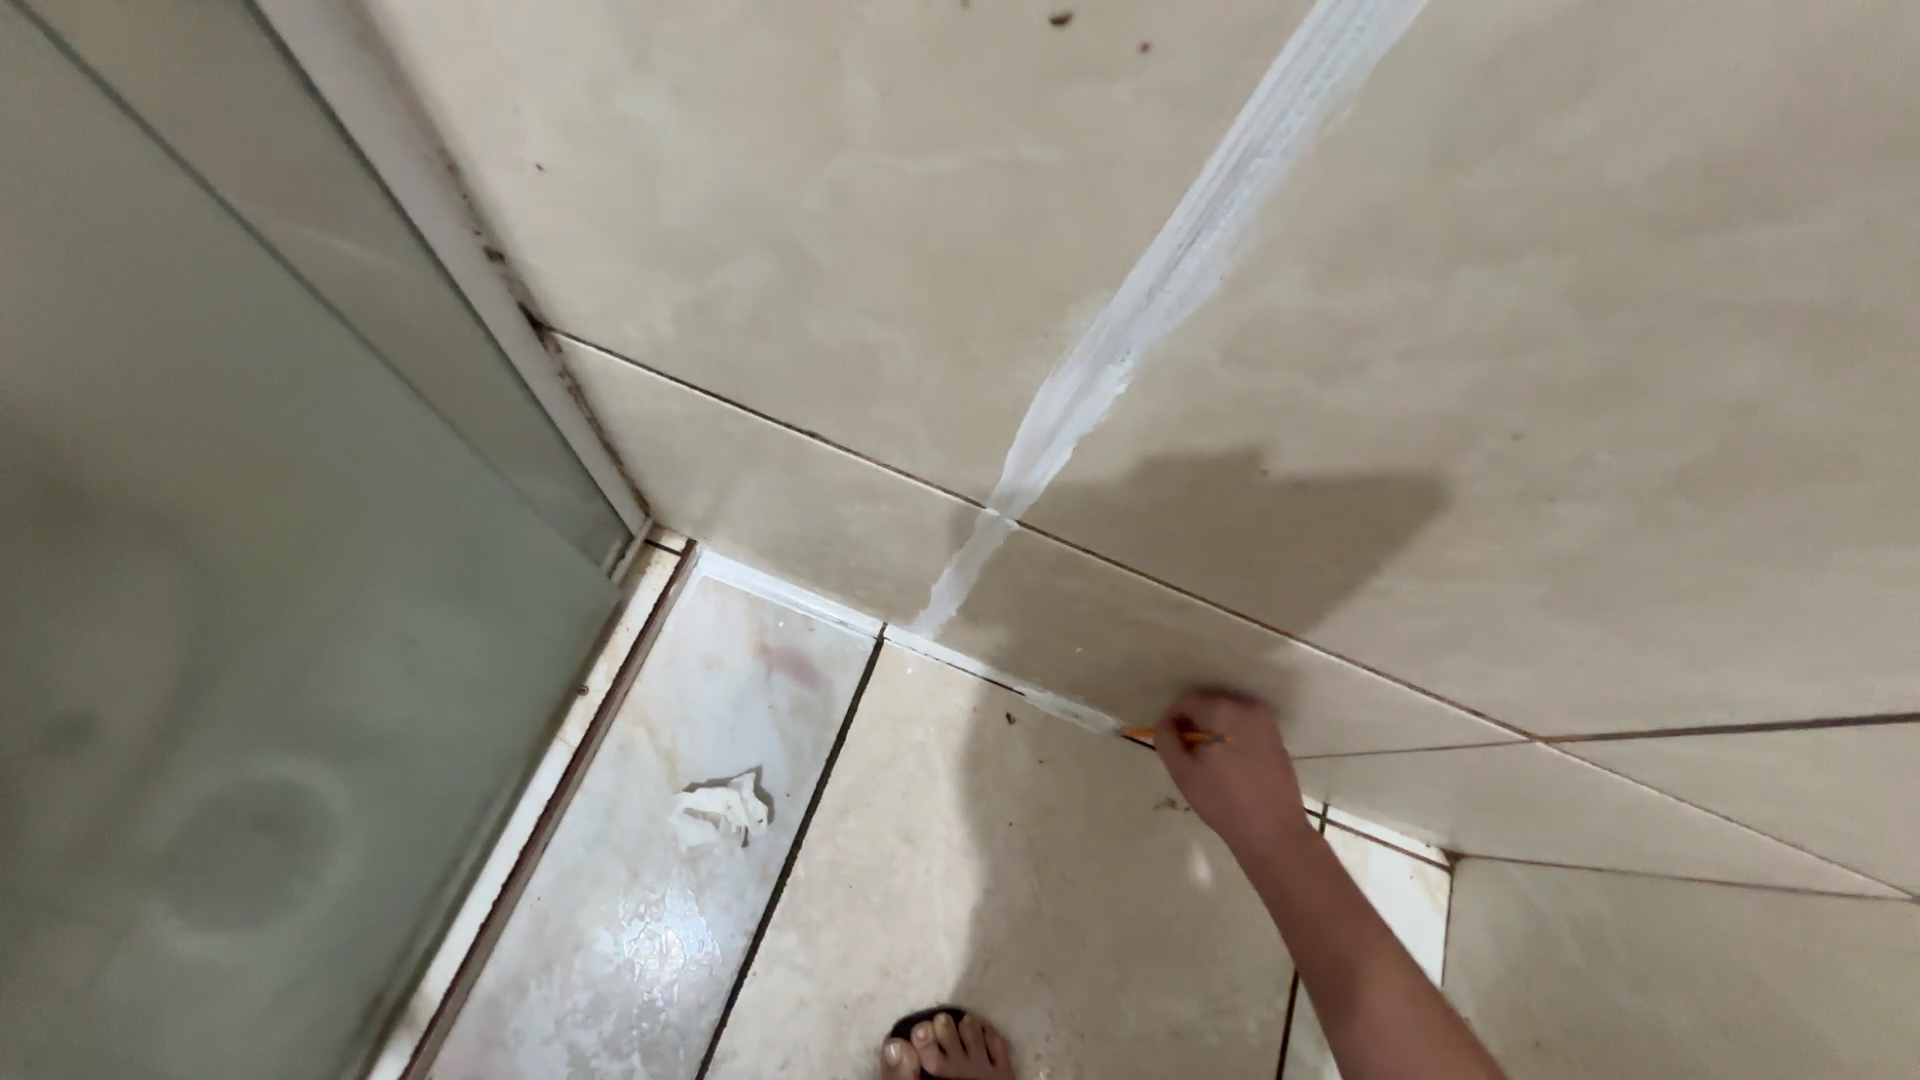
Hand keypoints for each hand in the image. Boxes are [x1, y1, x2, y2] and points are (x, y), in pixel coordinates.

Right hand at [1154, 690, 1309, 853]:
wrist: (1273, 831)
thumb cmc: (1222, 800)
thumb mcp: (1181, 771)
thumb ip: (1166, 739)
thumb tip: (1166, 724)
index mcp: (1221, 710)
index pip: (1186, 701)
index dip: (1172, 718)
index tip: (1168, 739)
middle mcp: (1246, 707)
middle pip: (1209, 704)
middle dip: (1193, 722)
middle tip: (1186, 750)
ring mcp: (1266, 722)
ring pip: (1228, 714)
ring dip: (1213, 728)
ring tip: (1207, 758)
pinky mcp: (1277, 737)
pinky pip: (1245, 726)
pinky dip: (1232, 735)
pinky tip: (1230, 763)